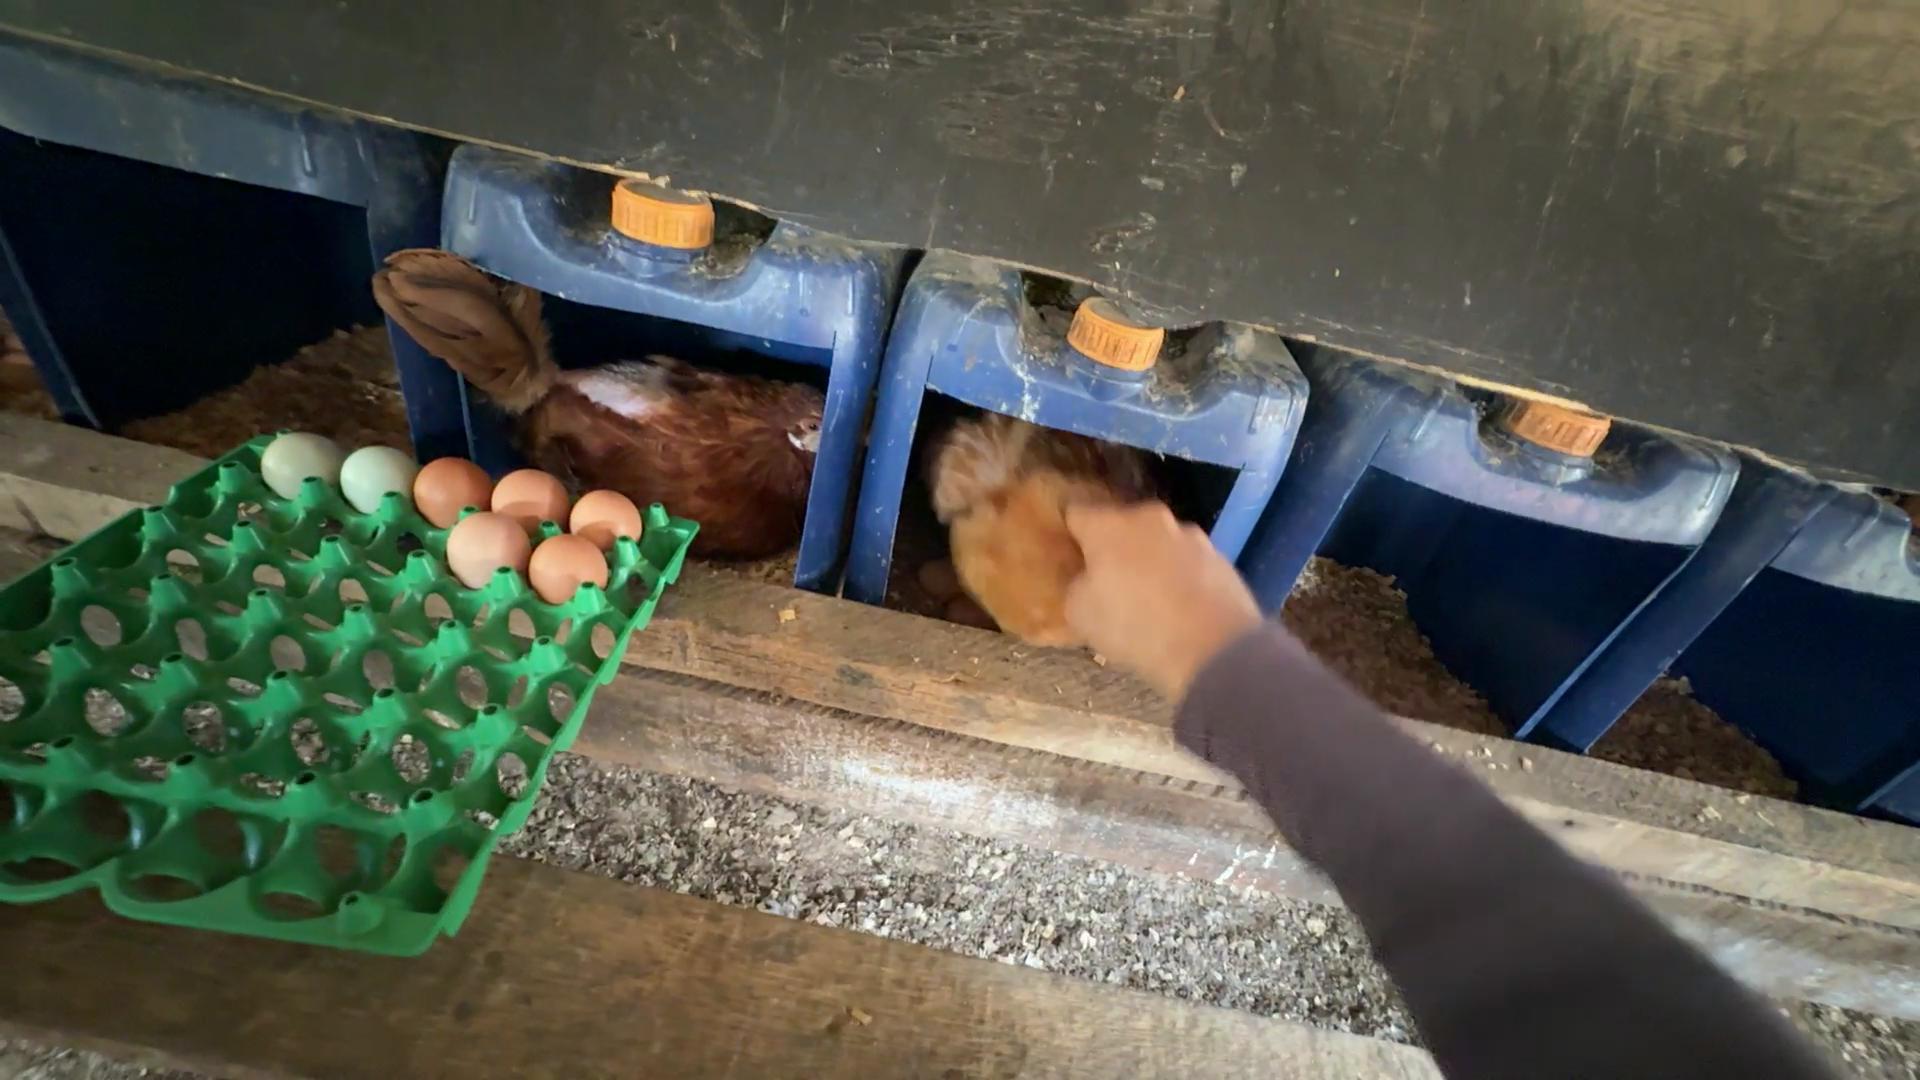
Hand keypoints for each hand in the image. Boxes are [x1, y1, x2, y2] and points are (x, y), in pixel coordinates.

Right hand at [1063, 501, 1263, 699]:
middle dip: (1113, 548)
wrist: (1214, 650)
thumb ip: (1076, 587)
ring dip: (1150, 562)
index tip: (1067, 551)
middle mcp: (1150, 519)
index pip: (1076, 512)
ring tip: (1149, 599)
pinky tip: (1179, 608)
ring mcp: (1191, 536)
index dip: (1069, 531)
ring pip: (1158, 543)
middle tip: (1107, 581)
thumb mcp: (1080, 614)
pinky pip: (1188, 563)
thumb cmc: (1133, 627)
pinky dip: (1180, 578)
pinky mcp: (1221, 558)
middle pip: (1122, 526)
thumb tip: (1087, 581)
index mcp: (1109, 525)